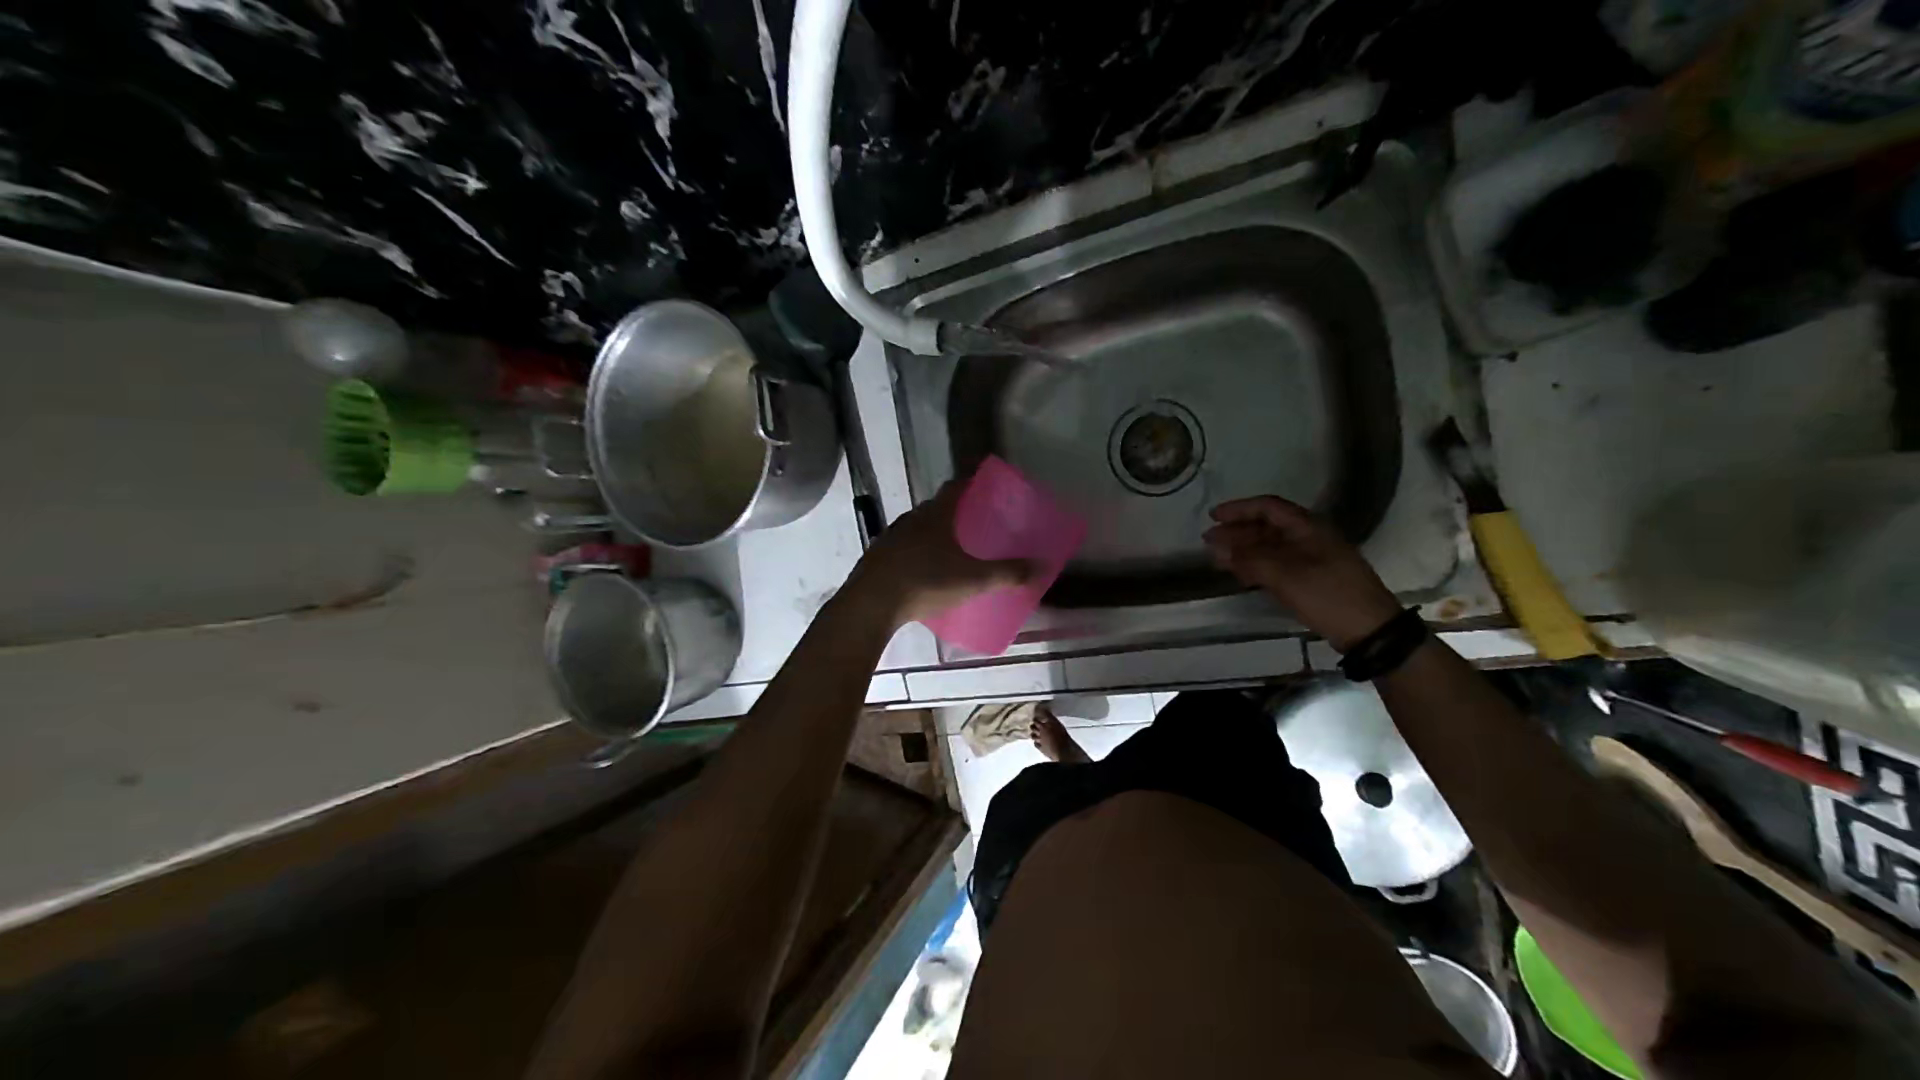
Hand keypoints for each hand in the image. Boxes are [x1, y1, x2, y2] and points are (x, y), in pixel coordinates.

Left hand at [846, 482, 1032, 627]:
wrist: (871, 604)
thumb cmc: (925, 582)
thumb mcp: (973, 580)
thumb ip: (1007, 573)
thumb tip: (1042, 567)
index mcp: (935, 516)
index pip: (955, 488)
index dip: (970, 483)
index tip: (985, 485)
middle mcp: (911, 520)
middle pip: (935, 508)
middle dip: (954, 513)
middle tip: (974, 523)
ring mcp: (890, 538)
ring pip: (916, 529)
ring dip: (932, 534)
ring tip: (951, 550)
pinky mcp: (876, 558)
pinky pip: (902, 549)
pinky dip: (915, 554)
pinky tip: (924, 572)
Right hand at [1203, 496, 1401, 651]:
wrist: (1370, 630)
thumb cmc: (1328, 595)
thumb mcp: (1285, 575)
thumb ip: (1249, 560)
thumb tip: (1218, 549)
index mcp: (1308, 528)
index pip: (1268, 507)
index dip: (1239, 509)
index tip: (1213, 517)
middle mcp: (1310, 537)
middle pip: (1267, 527)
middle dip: (1237, 532)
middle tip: (1209, 541)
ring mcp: (1313, 559)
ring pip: (1271, 547)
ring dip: (1244, 551)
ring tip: (1219, 560)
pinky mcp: (1313, 579)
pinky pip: (1278, 564)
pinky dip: (1257, 566)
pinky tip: (1242, 575)